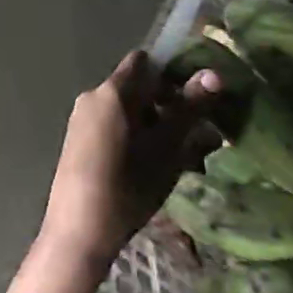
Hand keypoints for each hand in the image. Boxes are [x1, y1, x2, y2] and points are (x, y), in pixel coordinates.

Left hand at [38, 51, 221, 268]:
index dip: (173, 73)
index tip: (195, 99)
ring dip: (156, 126)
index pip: (145, 61)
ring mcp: (82, 119)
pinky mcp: (78, 141)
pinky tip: (153, 168)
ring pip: (128, 111)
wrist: (79, 230)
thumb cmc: (127, 185)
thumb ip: (189, 109)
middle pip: (137, 87)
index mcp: (112, 91)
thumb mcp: (166, 148)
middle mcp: (93, 96)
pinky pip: (113, 126)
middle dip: (169, 106)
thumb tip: (214, 73)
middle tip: (195, 137)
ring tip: (180, 159)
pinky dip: (136, 137)